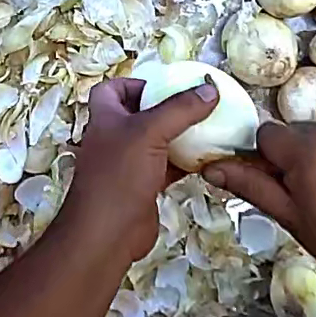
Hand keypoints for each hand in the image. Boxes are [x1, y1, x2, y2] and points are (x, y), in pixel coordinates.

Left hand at [55, 76, 217, 261]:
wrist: (107, 233)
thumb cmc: (119, 174)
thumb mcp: (149, 132)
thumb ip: (180, 109)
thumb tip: (210, 88)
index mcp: (105, 117)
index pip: (112, 89)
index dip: (134, 83)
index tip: (162, 85)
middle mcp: (114, 137)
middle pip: (139, 114)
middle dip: (164, 109)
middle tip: (193, 105)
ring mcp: (128, 164)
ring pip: (156, 141)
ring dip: (178, 135)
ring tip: (207, 128)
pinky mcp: (143, 186)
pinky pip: (167, 166)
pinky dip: (185, 161)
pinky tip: (207, 159)